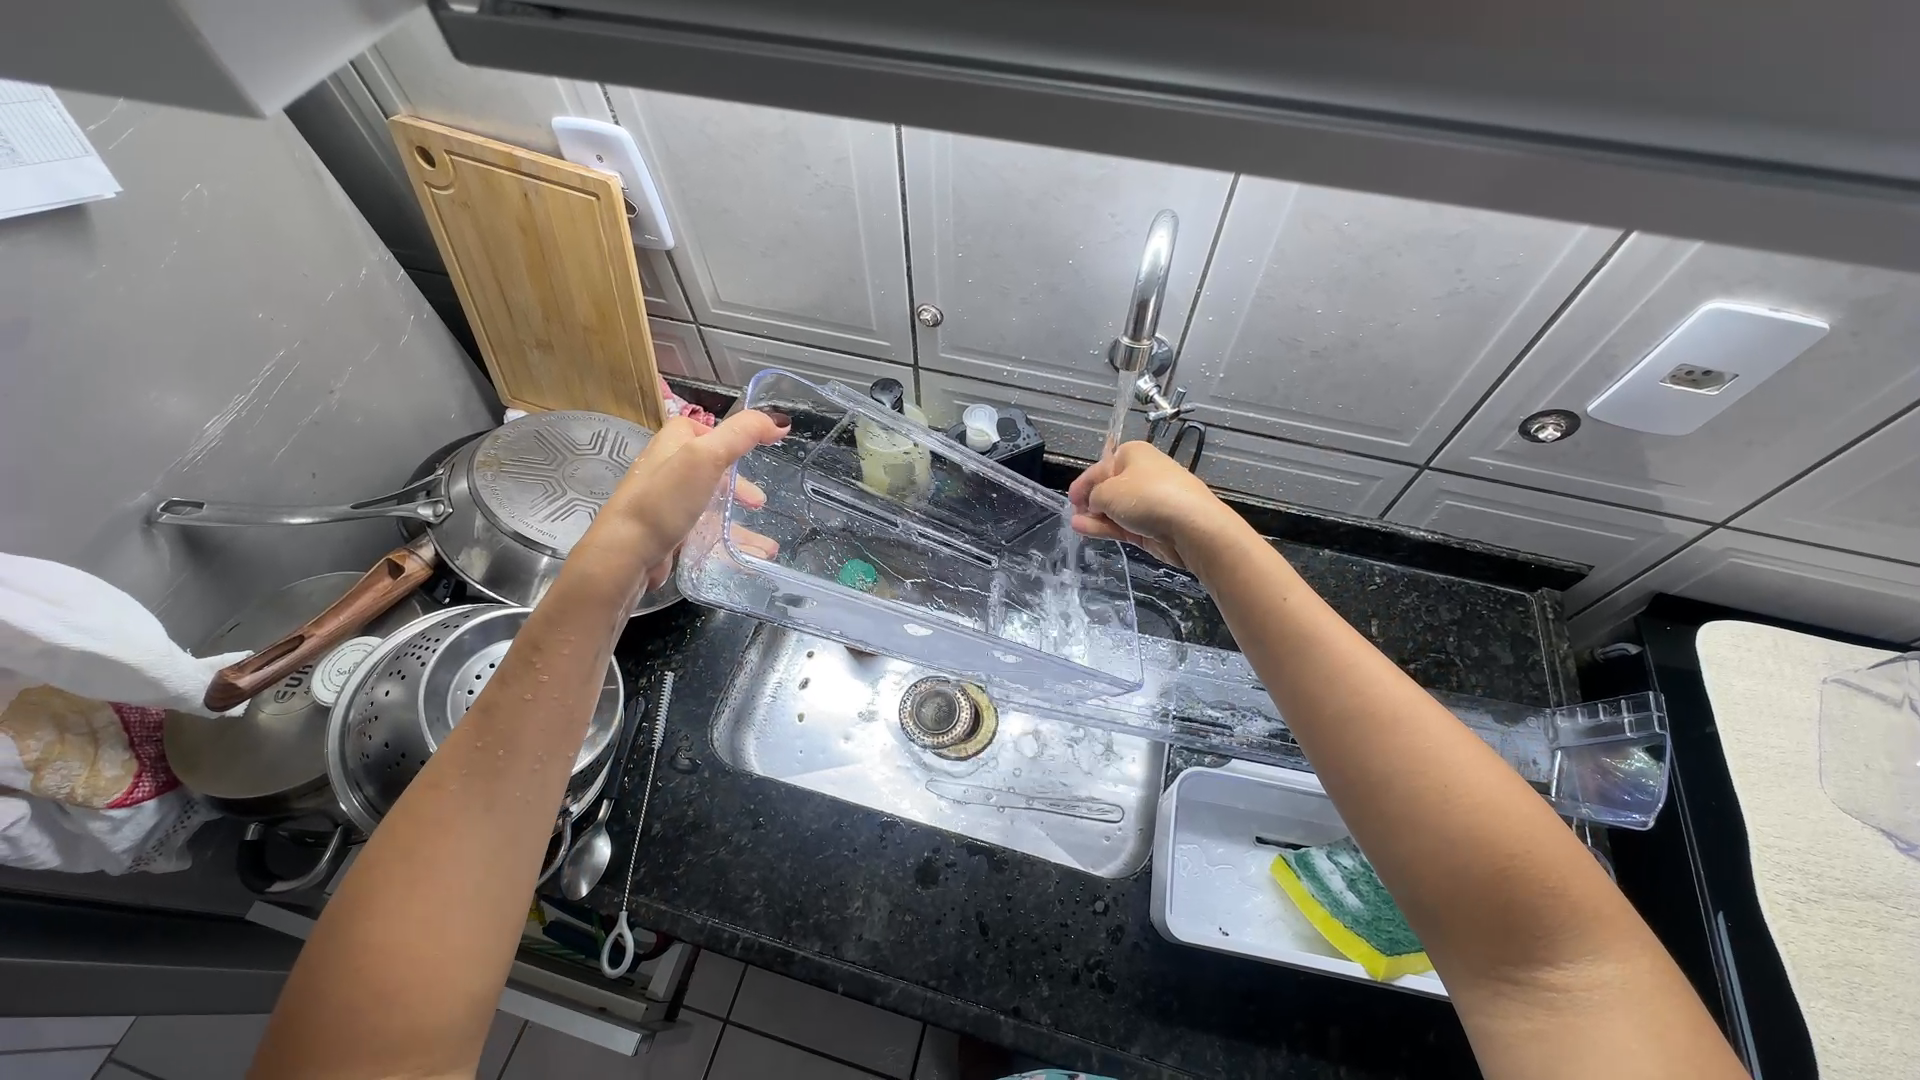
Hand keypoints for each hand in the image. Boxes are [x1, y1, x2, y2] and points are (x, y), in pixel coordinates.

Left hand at [578, 410, 788, 594]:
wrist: (627, 554)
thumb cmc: (664, 500)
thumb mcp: (706, 457)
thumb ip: (742, 434)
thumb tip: (780, 421)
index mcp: (671, 444)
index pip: (701, 430)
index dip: (728, 438)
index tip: (756, 452)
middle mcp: (667, 470)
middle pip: (712, 469)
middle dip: (740, 485)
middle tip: (759, 501)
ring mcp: (667, 504)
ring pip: (712, 505)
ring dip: (739, 518)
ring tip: (766, 541)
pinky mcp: (669, 533)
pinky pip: (707, 532)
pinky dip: (730, 541)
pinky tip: (750, 554)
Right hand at [1067, 441, 1243, 569]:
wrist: (1191, 525)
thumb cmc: (1147, 496)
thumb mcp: (1108, 491)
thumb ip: (1093, 497)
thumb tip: (1093, 505)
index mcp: (1133, 454)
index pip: (1100, 467)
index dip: (1083, 483)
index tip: (1070, 498)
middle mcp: (1142, 475)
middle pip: (1109, 488)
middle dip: (1090, 501)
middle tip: (1075, 513)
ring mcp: (1149, 502)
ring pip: (1115, 509)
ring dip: (1095, 516)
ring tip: (1075, 524)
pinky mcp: (1152, 526)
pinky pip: (1123, 524)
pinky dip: (1106, 527)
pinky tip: (1086, 530)